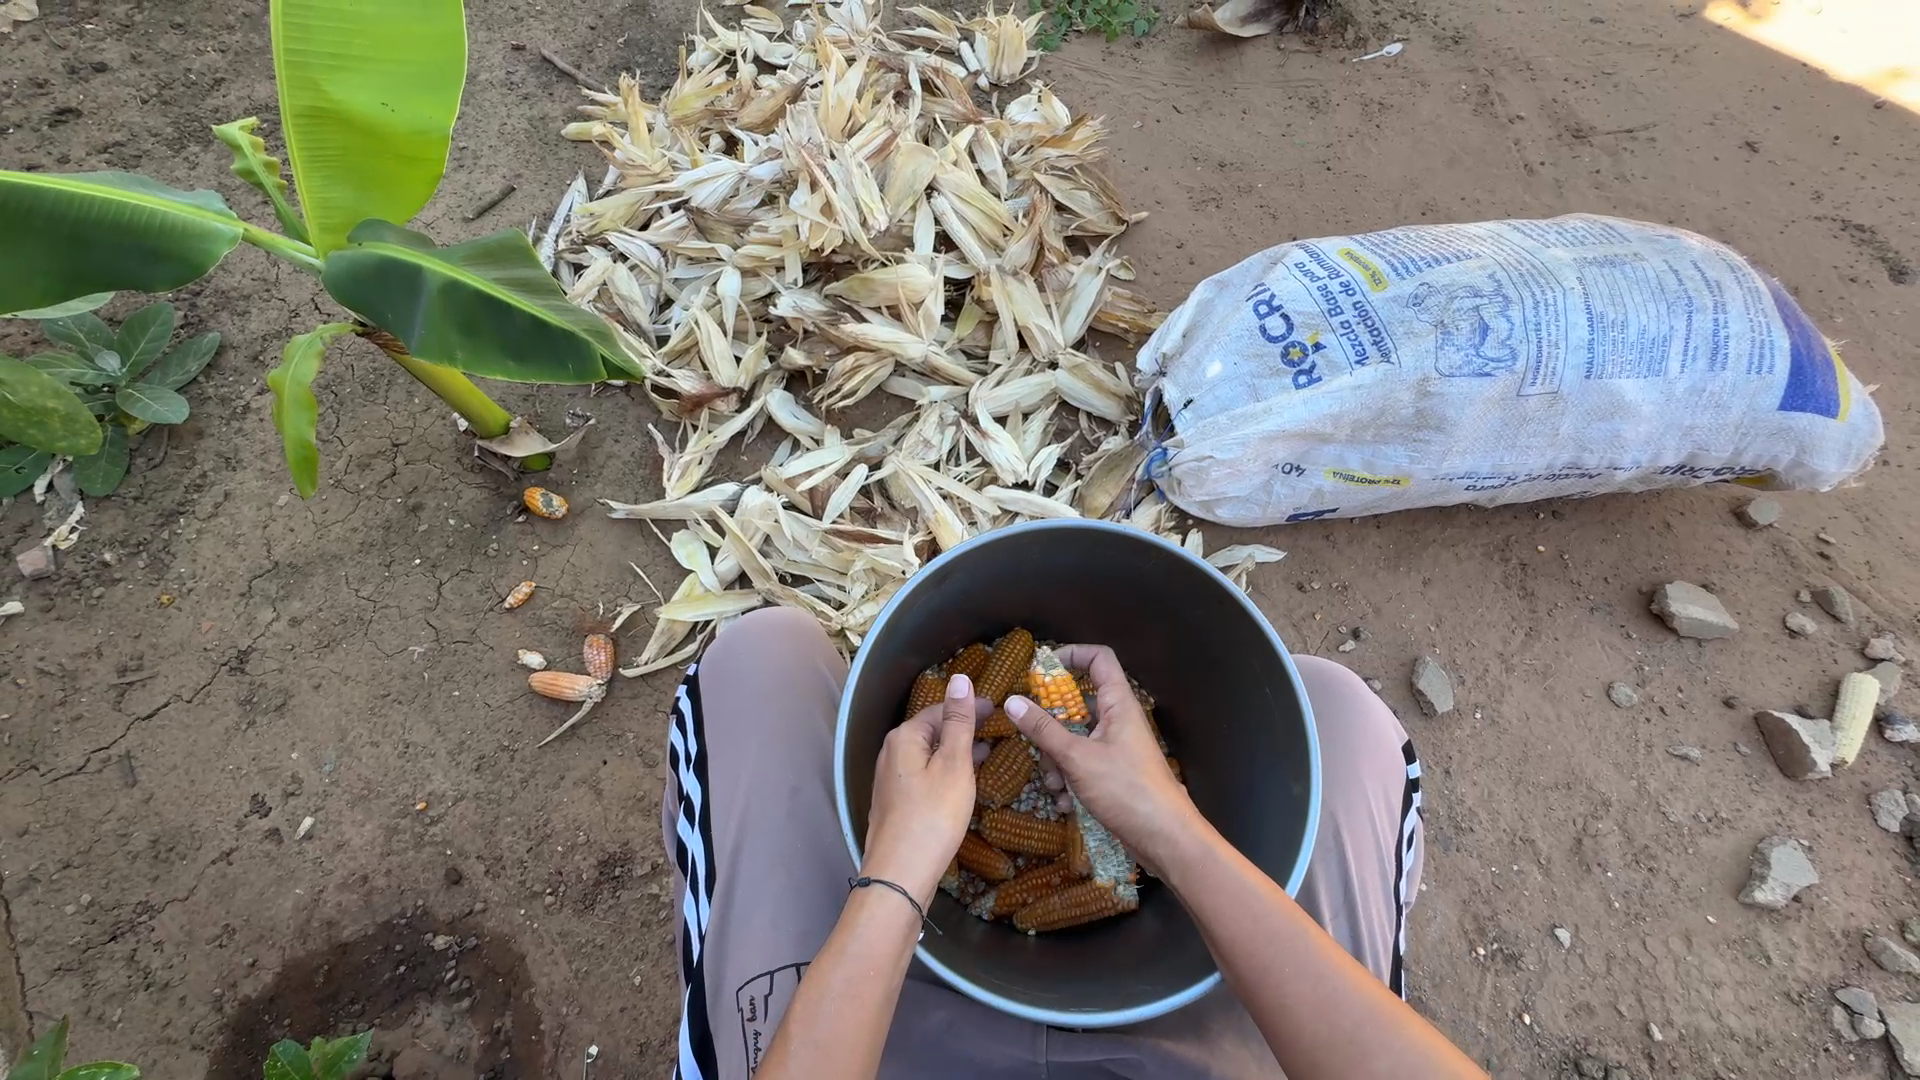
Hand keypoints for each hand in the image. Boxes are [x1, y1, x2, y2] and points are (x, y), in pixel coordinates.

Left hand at [862, 674, 985, 904]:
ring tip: (987, 754)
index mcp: (905, 737)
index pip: (941, 709)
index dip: (969, 707)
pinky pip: (925, 775)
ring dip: (956, 751)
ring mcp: (891, 779)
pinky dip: (946, 772)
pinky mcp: (896, 803)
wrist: (900, 875)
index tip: (997, 708)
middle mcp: (892, 752)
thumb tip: (960, 679)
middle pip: (932, 730)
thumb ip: (958, 722)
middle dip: (963, 728)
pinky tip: (963, 783)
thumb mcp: (953, 764)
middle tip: (996, 730)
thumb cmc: (932, 816)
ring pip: (929, 754)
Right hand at [1005, 645, 1207, 875]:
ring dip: (1057, 759)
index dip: (1072, 655)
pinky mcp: (1113, 774)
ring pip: (1075, 738)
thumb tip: (1013, 701)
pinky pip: (1083, 764)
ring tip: (1053, 783)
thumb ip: (1044, 729)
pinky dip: (1070, 779)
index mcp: (1117, 704)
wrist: (1167, 841)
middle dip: (1051, 723)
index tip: (1042, 670)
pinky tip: (1066, 802)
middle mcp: (1117, 720)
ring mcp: (1116, 748)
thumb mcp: (1077, 758)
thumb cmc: (1126, 790)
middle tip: (1033, 736)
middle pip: (1078, 703)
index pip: (1099, 658)